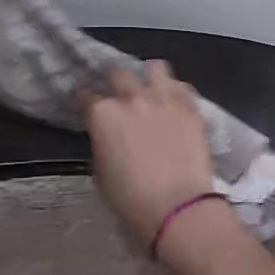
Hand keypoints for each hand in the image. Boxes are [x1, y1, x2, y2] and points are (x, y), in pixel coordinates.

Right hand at [84, 61, 217, 245]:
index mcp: (102, 114)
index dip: (85, 99)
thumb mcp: (100, 172)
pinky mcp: (190, 107)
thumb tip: (108, 137)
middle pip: (118, 73)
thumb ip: (101, 144)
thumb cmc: (130, 199)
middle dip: (114, 82)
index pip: (86, 95)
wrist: (177, 207)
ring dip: (149, 77)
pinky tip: (174, 103)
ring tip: (150, 90)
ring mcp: (164, 99)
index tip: (86, 104)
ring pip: (155, 68)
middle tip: (118, 95)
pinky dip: (175, 91)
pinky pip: (182, 86)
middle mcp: (131, 98)